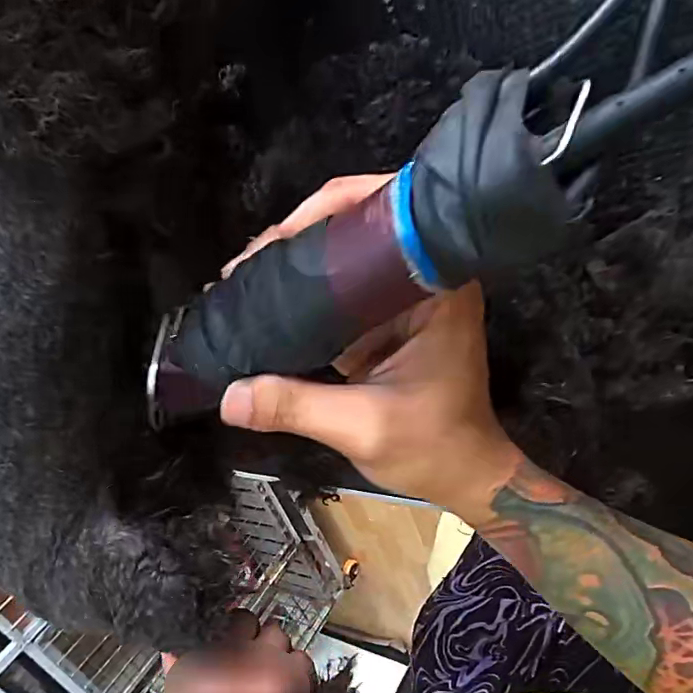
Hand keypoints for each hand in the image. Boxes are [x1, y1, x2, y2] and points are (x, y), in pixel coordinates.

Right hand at [218, 177, 524, 519]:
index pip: (374, 218)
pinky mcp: (390, 323)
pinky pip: (344, 297)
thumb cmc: (433, 449)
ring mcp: (408, 300)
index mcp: (436, 287)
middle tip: (241, 269)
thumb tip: (228, 397)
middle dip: (295, 244)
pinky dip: (309, 301)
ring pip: (345, 263)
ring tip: (244, 282)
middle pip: (354, 233)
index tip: (267, 247)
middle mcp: (425, 280)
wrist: (464, 475)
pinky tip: (269, 308)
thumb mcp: (362, 428)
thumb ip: (296, 408)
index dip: (317, 217)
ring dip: (297, 270)